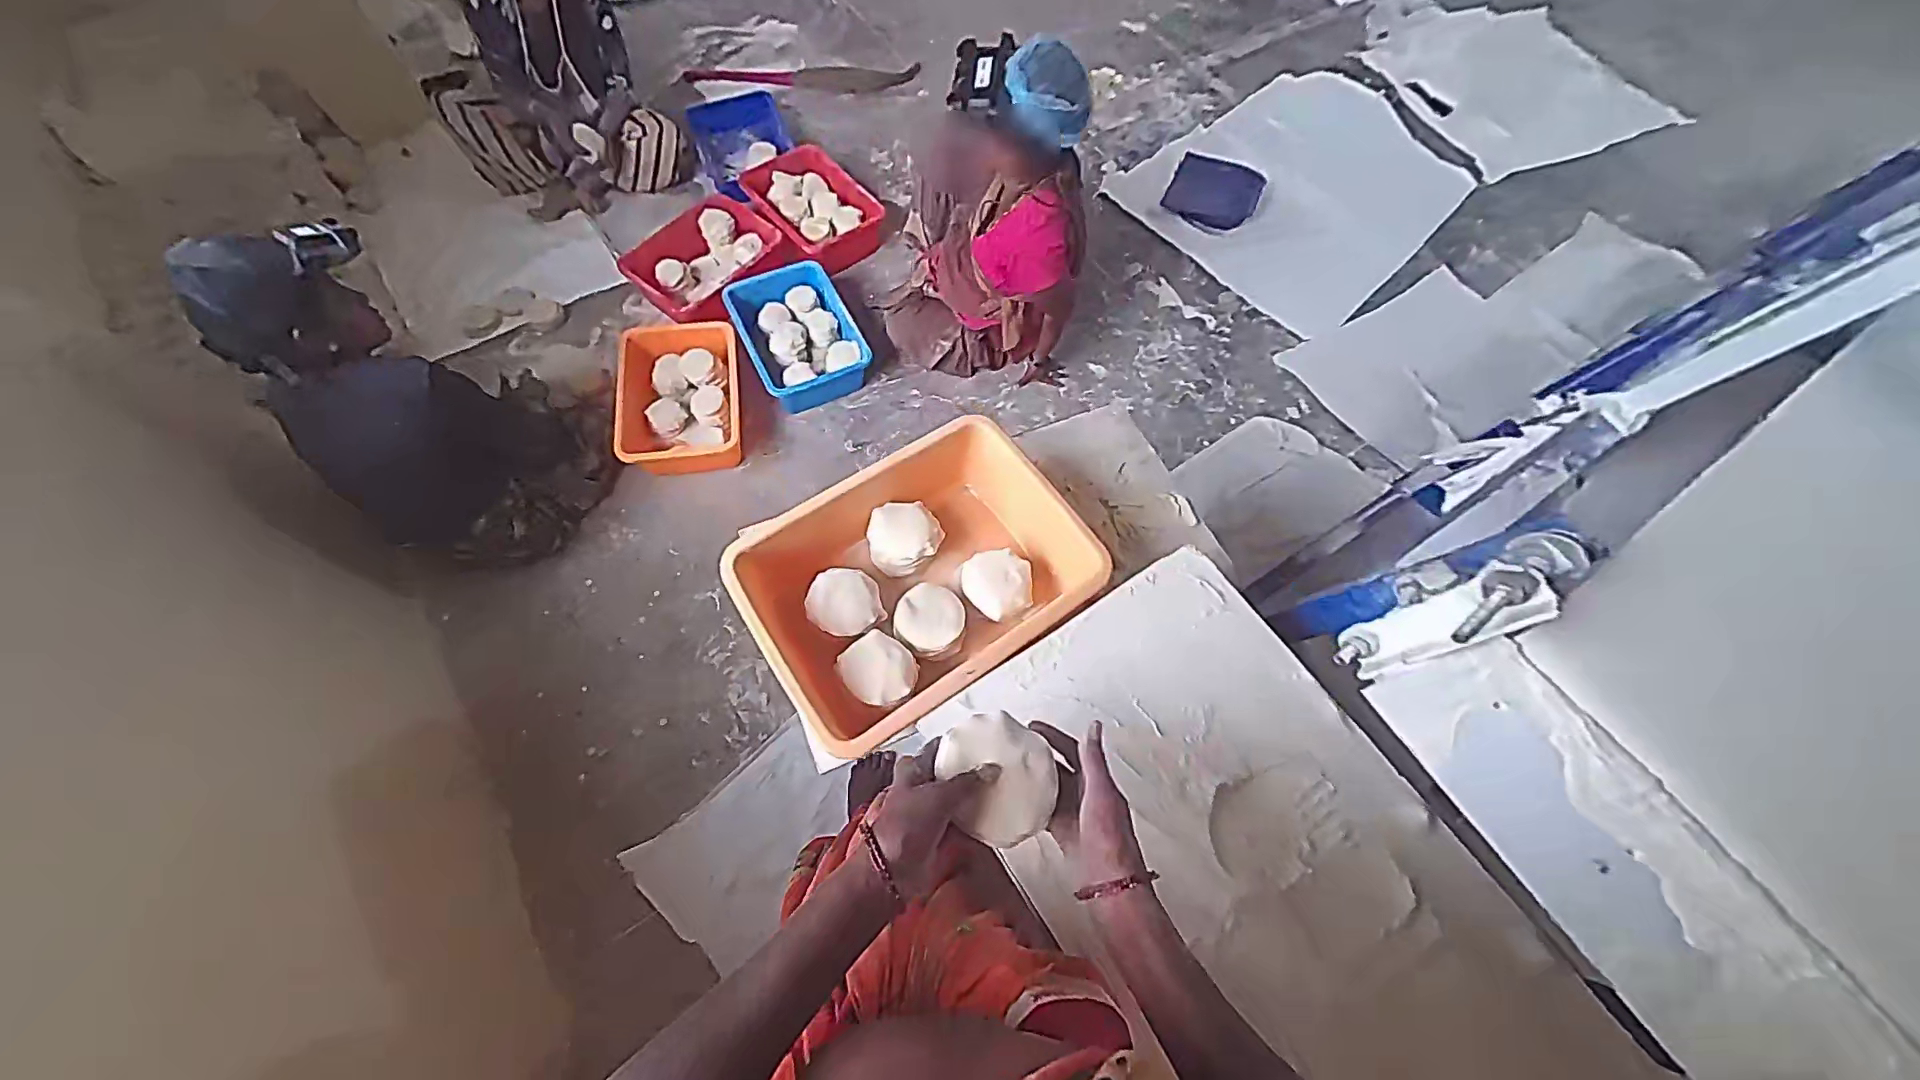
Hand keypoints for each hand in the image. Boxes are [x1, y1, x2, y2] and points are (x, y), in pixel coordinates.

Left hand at [862, 740, 997, 896]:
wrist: (895, 871)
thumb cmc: (905, 824)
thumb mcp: (938, 795)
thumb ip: (966, 782)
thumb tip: (991, 770)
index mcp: (911, 773)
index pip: (932, 751)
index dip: (948, 745)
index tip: (970, 741)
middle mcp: (919, 792)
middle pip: (945, 777)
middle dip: (965, 774)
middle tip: (990, 766)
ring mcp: (929, 815)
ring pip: (955, 801)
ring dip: (972, 799)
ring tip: (997, 789)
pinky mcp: (939, 837)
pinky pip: (962, 826)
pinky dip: (975, 823)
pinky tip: (992, 818)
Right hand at [1032, 720, 1148, 887]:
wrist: (1109, 884)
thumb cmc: (1110, 839)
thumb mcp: (1100, 792)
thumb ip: (1093, 760)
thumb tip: (1094, 727)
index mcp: (1097, 782)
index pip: (1073, 750)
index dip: (1054, 737)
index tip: (1033, 727)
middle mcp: (1087, 795)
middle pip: (1060, 767)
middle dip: (1040, 754)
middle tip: (1018, 745)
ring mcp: (1075, 814)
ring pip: (1051, 788)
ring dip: (1035, 778)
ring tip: (1014, 767)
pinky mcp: (1065, 832)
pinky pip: (1045, 812)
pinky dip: (1033, 804)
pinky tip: (1020, 800)